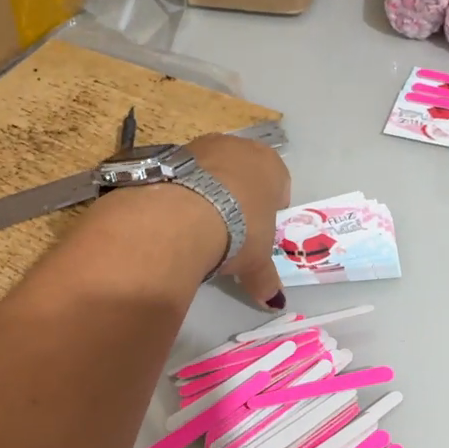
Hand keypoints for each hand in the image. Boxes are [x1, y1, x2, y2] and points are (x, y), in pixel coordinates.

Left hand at [185, 132, 291, 307]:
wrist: (182, 215)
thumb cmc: (238, 231)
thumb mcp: (256, 262)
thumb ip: (265, 279)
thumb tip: (275, 302)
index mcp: (271, 165)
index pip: (279, 183)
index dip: (271, 207)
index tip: (261, 229)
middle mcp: (240, 147)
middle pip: (245, 173)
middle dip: (240, 197)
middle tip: (233, 228)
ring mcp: (203, 145)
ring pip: (213, 169)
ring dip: (210, 192)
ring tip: (202, 224)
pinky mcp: (169, 151)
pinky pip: (183, 173)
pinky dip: (183, 190)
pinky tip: (178, 215)